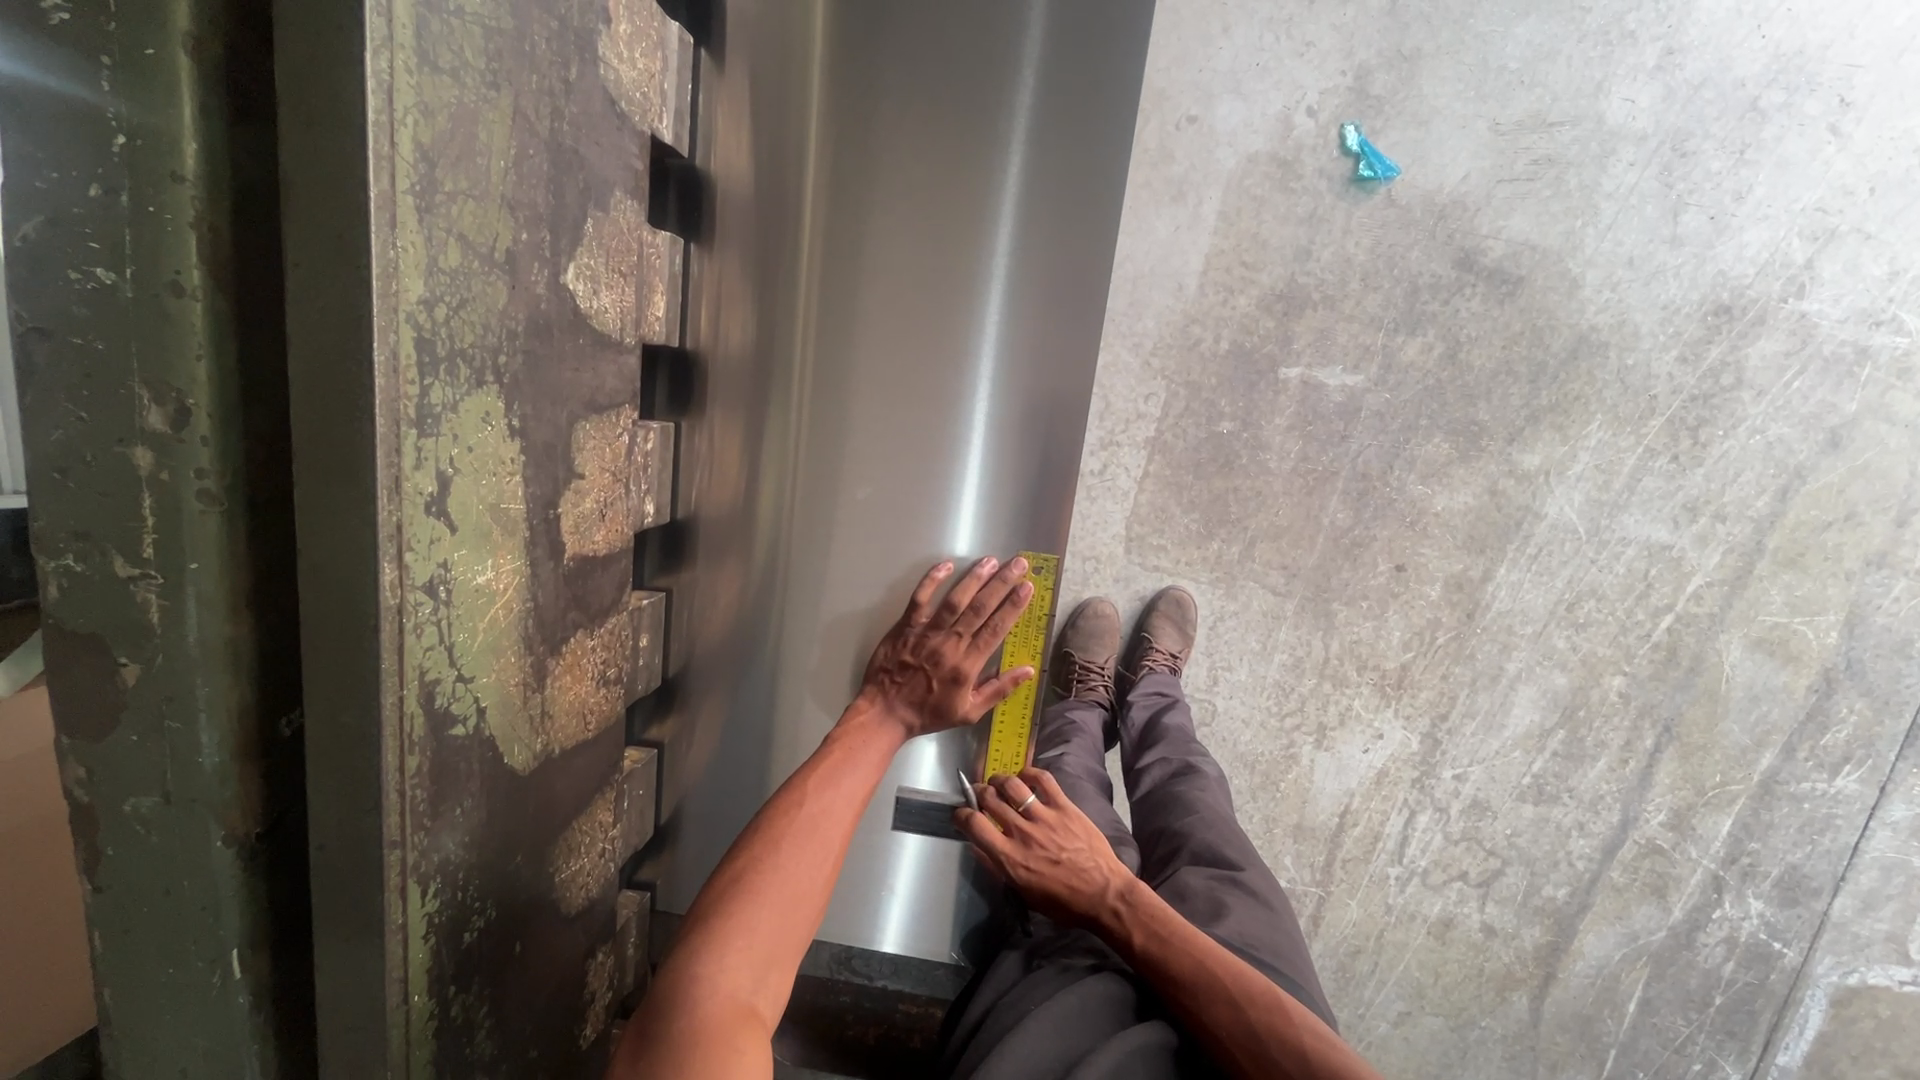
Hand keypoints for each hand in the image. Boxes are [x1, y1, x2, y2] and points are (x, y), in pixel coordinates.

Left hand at [851, 556, 1035, 739]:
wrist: (885, 712)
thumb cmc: (929, 713)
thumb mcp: (970, 712)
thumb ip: (999, 690)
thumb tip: (1029, 670)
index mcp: (968, 666)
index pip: (996, 629)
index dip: (1013, 606)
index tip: (1027, 587)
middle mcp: (950, 644)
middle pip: (980, 608)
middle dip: (1001, 583)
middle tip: (1018, 564)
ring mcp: (927, 632)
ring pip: (955, 600)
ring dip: (974, 578)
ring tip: (991, 561)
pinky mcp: (906, 626)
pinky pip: (920, 599)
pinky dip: (932, 580)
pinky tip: (946, 564)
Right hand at [956, 769, 1137, 927]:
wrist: (1103, 894)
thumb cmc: (1062, 902)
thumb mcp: (1022, 893)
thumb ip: (997, 868)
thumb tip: (977, 847)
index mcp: (1009, 858)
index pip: (974, 825)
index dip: (961, 814)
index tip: (961, 813)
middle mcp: (1022, 833)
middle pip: (989, 799)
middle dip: (978, 792)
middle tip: (979, 794)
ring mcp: (1044, 816)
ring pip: (1011, 785)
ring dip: (999, 780)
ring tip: (998, 782)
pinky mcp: (1064, 806)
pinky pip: (1043, 779)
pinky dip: (1029, 772)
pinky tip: (1024, 776)